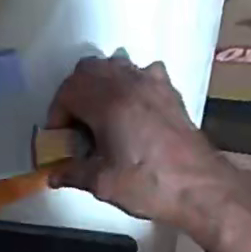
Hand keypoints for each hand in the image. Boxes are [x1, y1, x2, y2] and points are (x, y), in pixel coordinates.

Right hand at [47, 55, 250, 226]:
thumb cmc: (148, 185)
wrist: (198, 186)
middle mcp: (129, 83)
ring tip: (97, 117)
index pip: (68, 91)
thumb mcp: (103, 184)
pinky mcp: (168, 90)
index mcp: (108, 103)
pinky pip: (140, 72)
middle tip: (73, 126)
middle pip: (88, 70)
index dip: (56, 114)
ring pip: (114, 65)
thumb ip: (73, 173)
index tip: (59, 138)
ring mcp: (152, 82)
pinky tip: (128, 110)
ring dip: (98, 85)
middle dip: (73, 95)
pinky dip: (126, 84)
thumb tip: (53, 175)